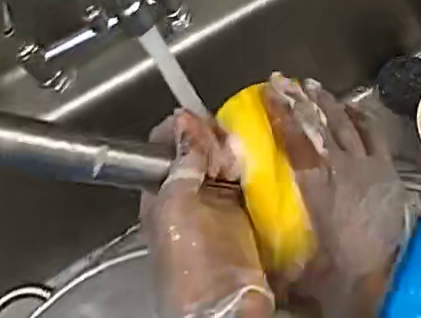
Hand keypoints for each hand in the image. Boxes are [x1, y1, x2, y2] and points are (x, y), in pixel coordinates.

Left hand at [141, 110, 275, 317]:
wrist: (228, 308)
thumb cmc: (193, 269)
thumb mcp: (177, 213)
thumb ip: (180, 167)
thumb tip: (184, 121)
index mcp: (161, 192)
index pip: (166, 142)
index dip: (183, 129)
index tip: (202, 130)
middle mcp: (186, 191)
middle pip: (199, 142)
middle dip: (215, 138)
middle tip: (224, 156)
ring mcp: (216, 198)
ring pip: (225, 153)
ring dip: (236, 150)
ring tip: (241, 164)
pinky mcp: (244, 206)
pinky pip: (248, 170)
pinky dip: (255, 161)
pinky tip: (260, 166)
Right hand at [264, 75, 420, 317]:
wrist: (395, 278)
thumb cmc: (347, 279)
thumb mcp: (301, 274)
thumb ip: (277, 255)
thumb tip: (254, 246)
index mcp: (319, 187)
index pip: (295, 141)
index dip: (281, 114)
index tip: (269, 93)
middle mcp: (343, 166)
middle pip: (318, 123)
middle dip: (298, 99)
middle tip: (283, 80)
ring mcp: (368, 163)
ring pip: (344, 121)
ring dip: (326, 101)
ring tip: (310, 85)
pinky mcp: (387, 166)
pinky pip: (372, 131)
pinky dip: (359, 115)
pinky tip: (350, 106)